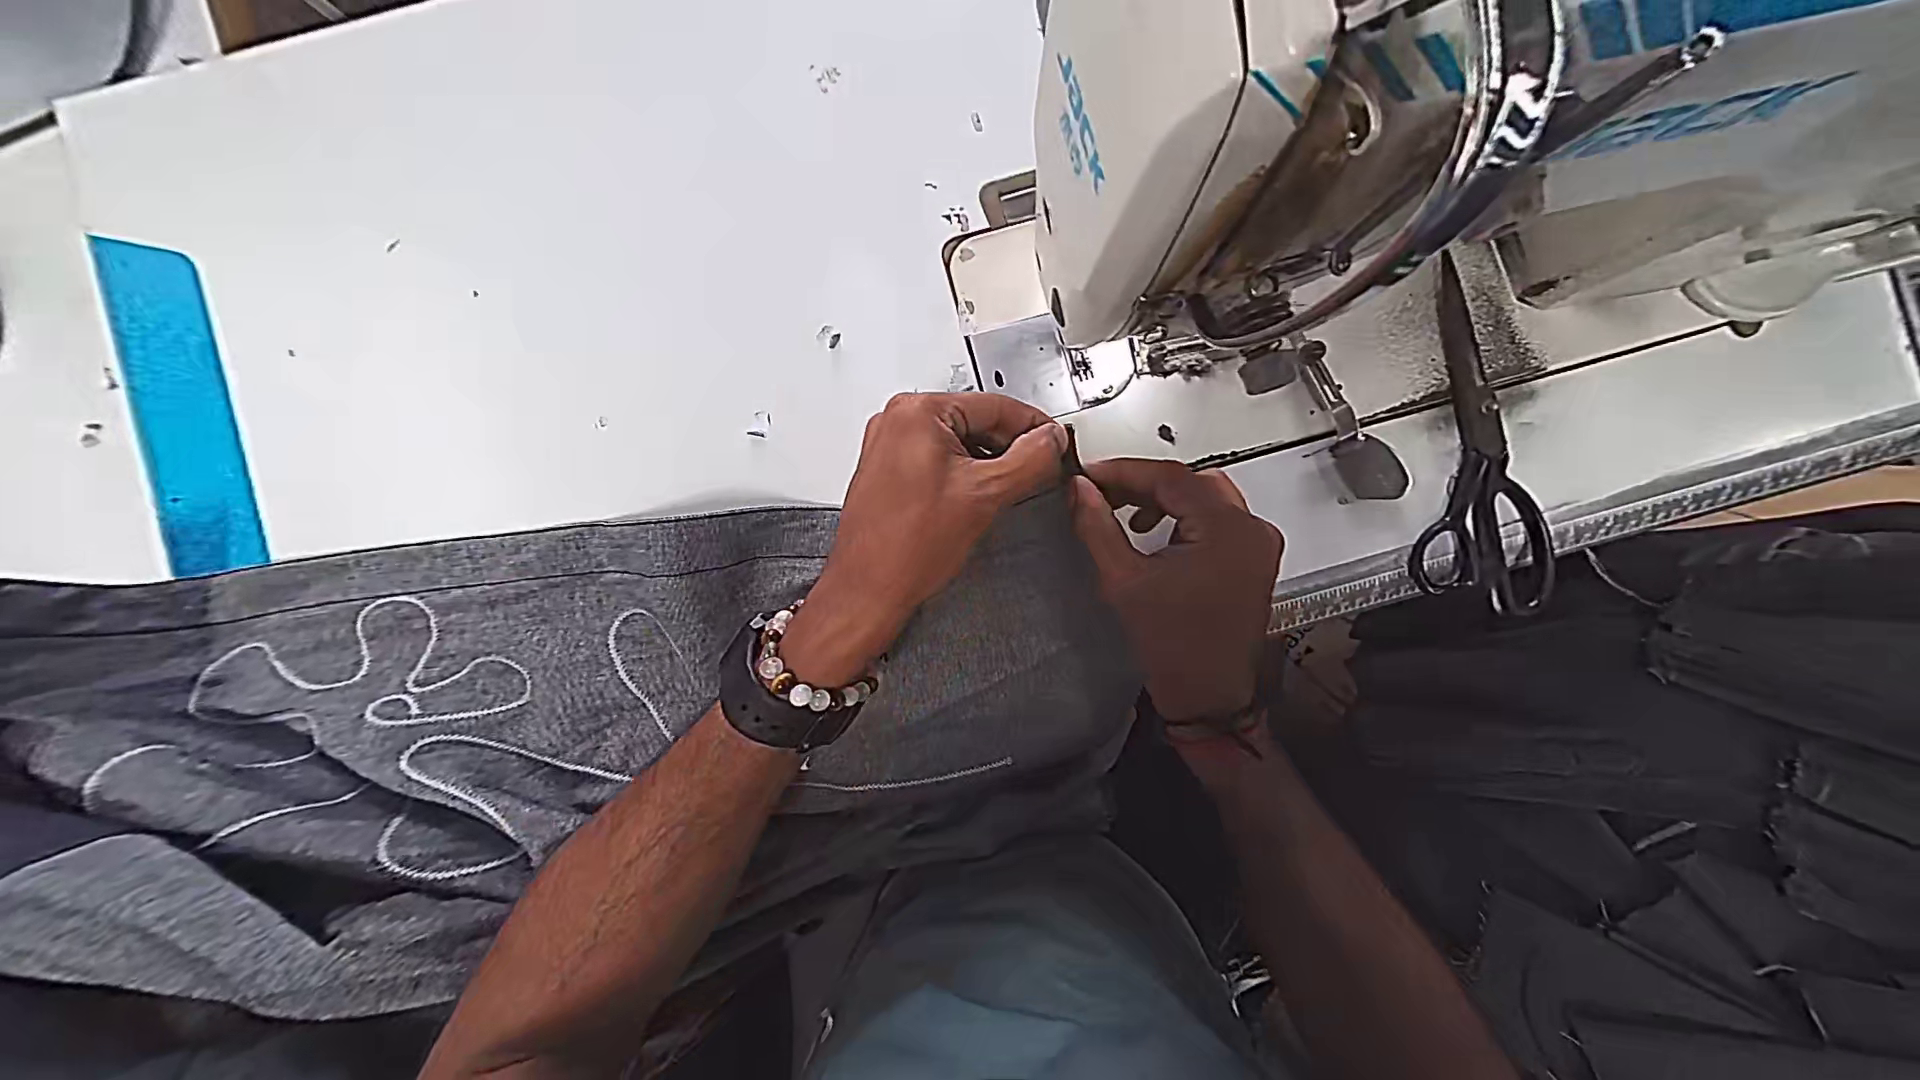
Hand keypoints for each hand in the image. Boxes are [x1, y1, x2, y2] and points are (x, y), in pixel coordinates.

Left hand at [781, 393, 1066, 685]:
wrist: (869, 589)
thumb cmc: (904, 549)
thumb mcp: (986, 495)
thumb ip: (1030, 459)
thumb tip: (1050, 440)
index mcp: (917, 412)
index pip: (995, 405)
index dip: (1034, 425)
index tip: (1054, 441)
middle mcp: (896, 421)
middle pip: (976, 420)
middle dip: (1010, 447)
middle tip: (1037, 470)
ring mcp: (888, 445)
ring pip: (959, 441)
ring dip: (988, 463)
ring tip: (1003, 491)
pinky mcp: (888, 470)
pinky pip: (938, 459)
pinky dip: (964, 474)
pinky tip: (975, 500)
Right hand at [1069, 459, 1282, 721]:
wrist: (1207, 694)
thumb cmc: (1174, 647)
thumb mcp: (1122, 580)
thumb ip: (1097, 526)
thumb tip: (1081, 491)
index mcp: (1225, 530)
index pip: (1169, 476)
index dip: (1123, 471)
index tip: (1091, 475)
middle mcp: (1251, 530)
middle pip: (1189, 481)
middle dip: (1142, 483)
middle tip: (1103, 492)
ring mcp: (1257, 544)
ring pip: (1205, 496)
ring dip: (1165, 497)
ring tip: (1128, 514)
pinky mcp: (1254, 558)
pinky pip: (1218, 518)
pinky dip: (1185, 516)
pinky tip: (1158, 533)